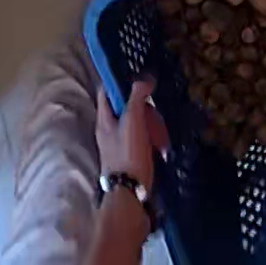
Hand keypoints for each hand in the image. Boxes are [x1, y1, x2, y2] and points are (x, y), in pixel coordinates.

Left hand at [96, 78, 169, 195]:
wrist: (131, 193)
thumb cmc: (128, 153)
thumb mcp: (133, 120)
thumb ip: (137, 96)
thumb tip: (144, 79)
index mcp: (104, 120)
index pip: (106, 91)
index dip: (118, 80)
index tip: (135, 73)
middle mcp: (108, 130)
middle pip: (125, 106)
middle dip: (142, 106)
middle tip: (153, 107)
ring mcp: (119, 144)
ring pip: (136, 122)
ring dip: (150, 123)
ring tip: (160, 130)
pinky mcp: (130, 155)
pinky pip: (142, 137)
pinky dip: (151, 137)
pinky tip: (161, 143)